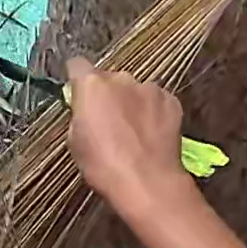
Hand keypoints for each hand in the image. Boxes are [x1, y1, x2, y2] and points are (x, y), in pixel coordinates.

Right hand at [65, 56, 199, 221]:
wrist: (146, 182)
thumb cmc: (102, 166)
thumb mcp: (76, 143)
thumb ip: (80, 117)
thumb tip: (87, 111)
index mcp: (92, 86)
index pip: (77, 65)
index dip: (75, 78)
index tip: (76, 92)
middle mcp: (122, 79)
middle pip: (109, 80)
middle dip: (106, 96)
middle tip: (106, 123)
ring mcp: (150, 88)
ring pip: (134, 91)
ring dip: (130, 104)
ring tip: (132, 133)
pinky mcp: (171, 101)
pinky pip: (155, 102)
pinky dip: (151, 113)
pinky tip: (149, 136)